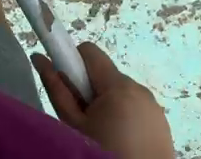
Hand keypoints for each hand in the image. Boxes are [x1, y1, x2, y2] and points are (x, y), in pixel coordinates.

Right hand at [33, 44, 174, 158]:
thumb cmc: (102, 154)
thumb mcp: (73, 124)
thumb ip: (56, 87)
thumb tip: (38, 57)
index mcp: (119, 86)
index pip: (89, 51)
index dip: (74, 64)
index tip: (69, 88)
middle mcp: (140, 89)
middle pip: (104, 74)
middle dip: (90, 89)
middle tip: (85, 119)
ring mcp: (155, 107)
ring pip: (119, 91)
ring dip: (107, 103)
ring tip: (103, 133)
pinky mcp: (163, 123)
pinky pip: (135, 106)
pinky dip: (124, 115)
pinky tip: (121, 140)